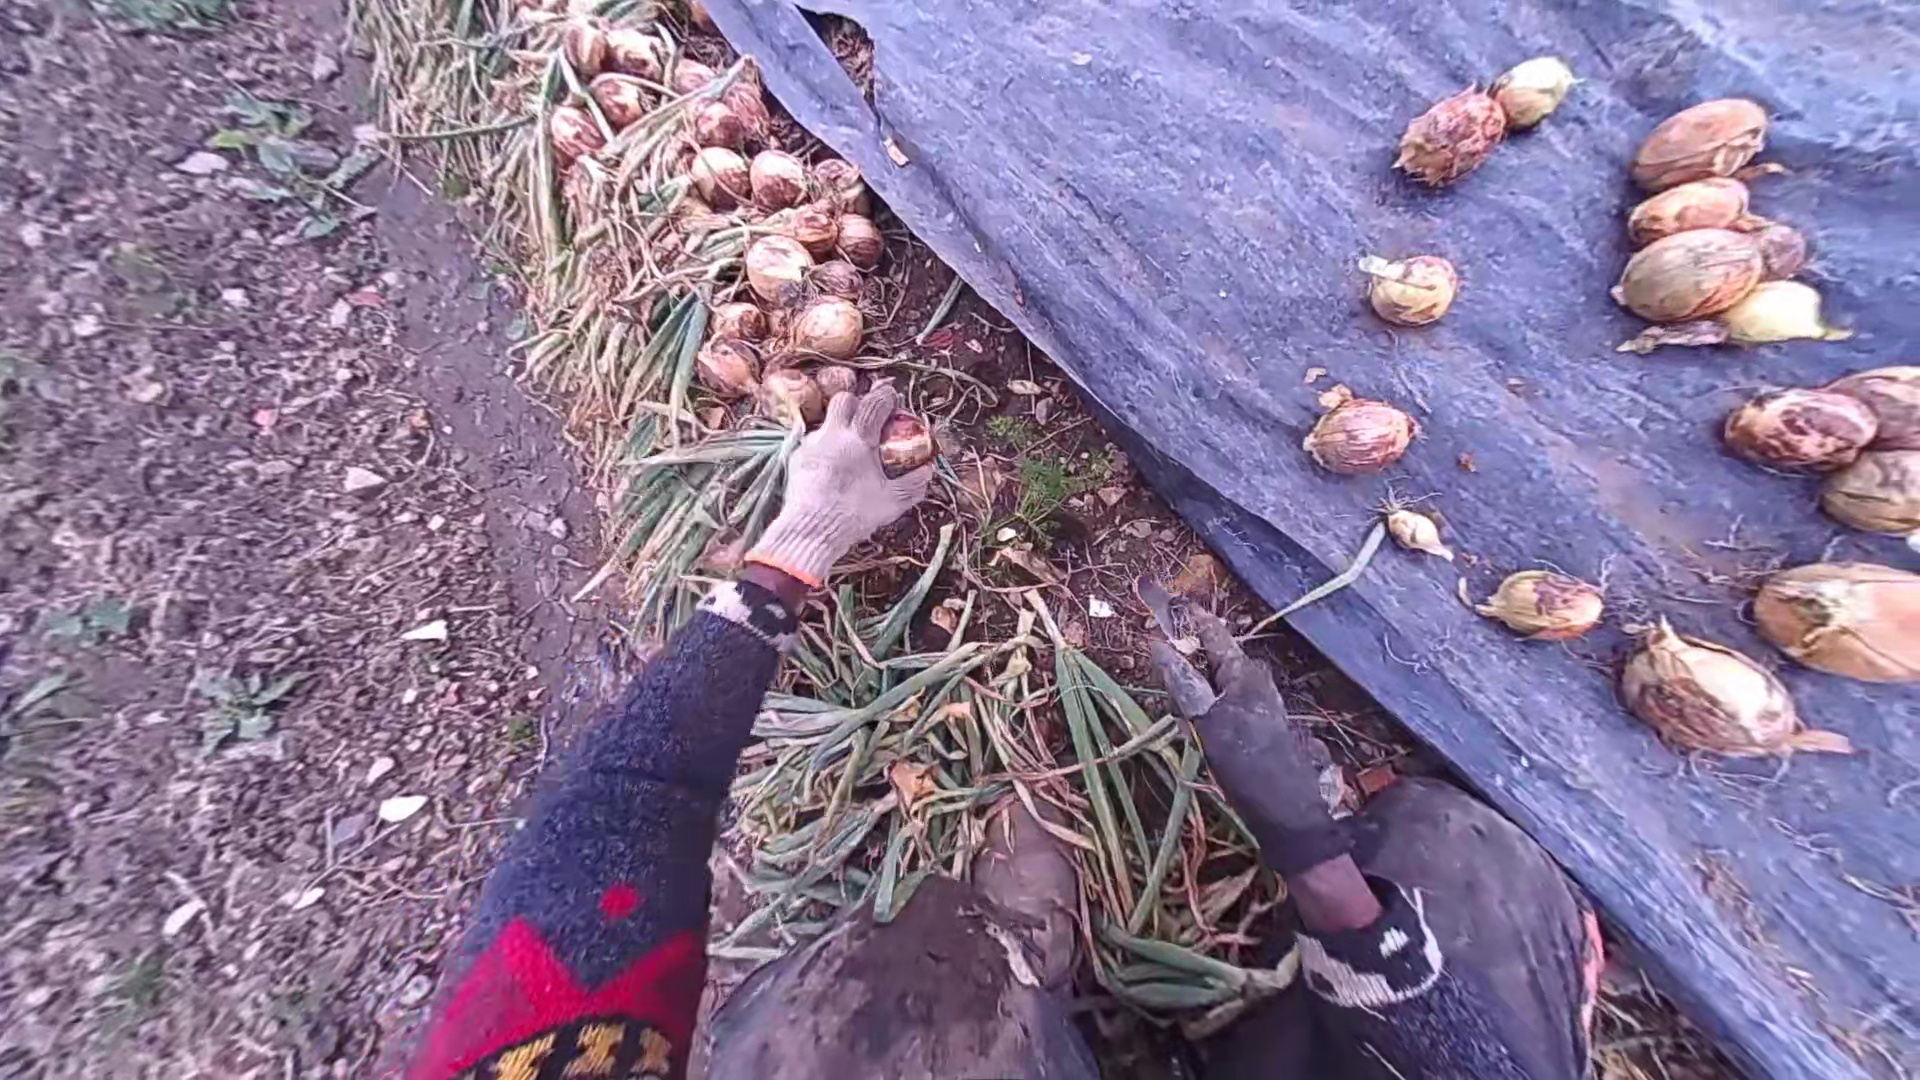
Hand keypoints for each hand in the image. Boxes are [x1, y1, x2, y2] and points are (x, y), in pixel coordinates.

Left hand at [744, 384, 933, 586]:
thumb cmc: (854, 514)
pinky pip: (812, 444)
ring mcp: (811, 445)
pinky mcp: (795, 460)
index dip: (885, 397)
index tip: (892, 398)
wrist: (811, 530)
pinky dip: (824, 448)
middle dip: (857, 402)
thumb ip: (913, 484)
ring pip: (827, 422)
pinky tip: (831, 467)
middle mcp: (832, 435)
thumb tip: (928, 470)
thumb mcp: (892, 502)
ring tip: (850, 447)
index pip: (873, 404)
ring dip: (839, 427)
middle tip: (868, 416)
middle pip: (843, 400)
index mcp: (858, 440)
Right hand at [1151, 610, 1348, 876]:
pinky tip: (1191, 722)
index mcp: (1242, 670)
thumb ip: (1183, 681)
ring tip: (1175, 703)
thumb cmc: (1248, 767)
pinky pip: (1215, 696)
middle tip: (1153, 656)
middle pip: (1204, 650)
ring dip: (1186, 680)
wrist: (1288, 817)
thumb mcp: (1208, 721)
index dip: (1175, 608)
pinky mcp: (1249, 718)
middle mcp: (1250, 677)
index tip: (1145, 589)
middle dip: (1177, 650)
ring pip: (1207, 676)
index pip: (1204, 626)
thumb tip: (1157, 644)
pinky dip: (1196, 699)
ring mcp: (1251, 698)